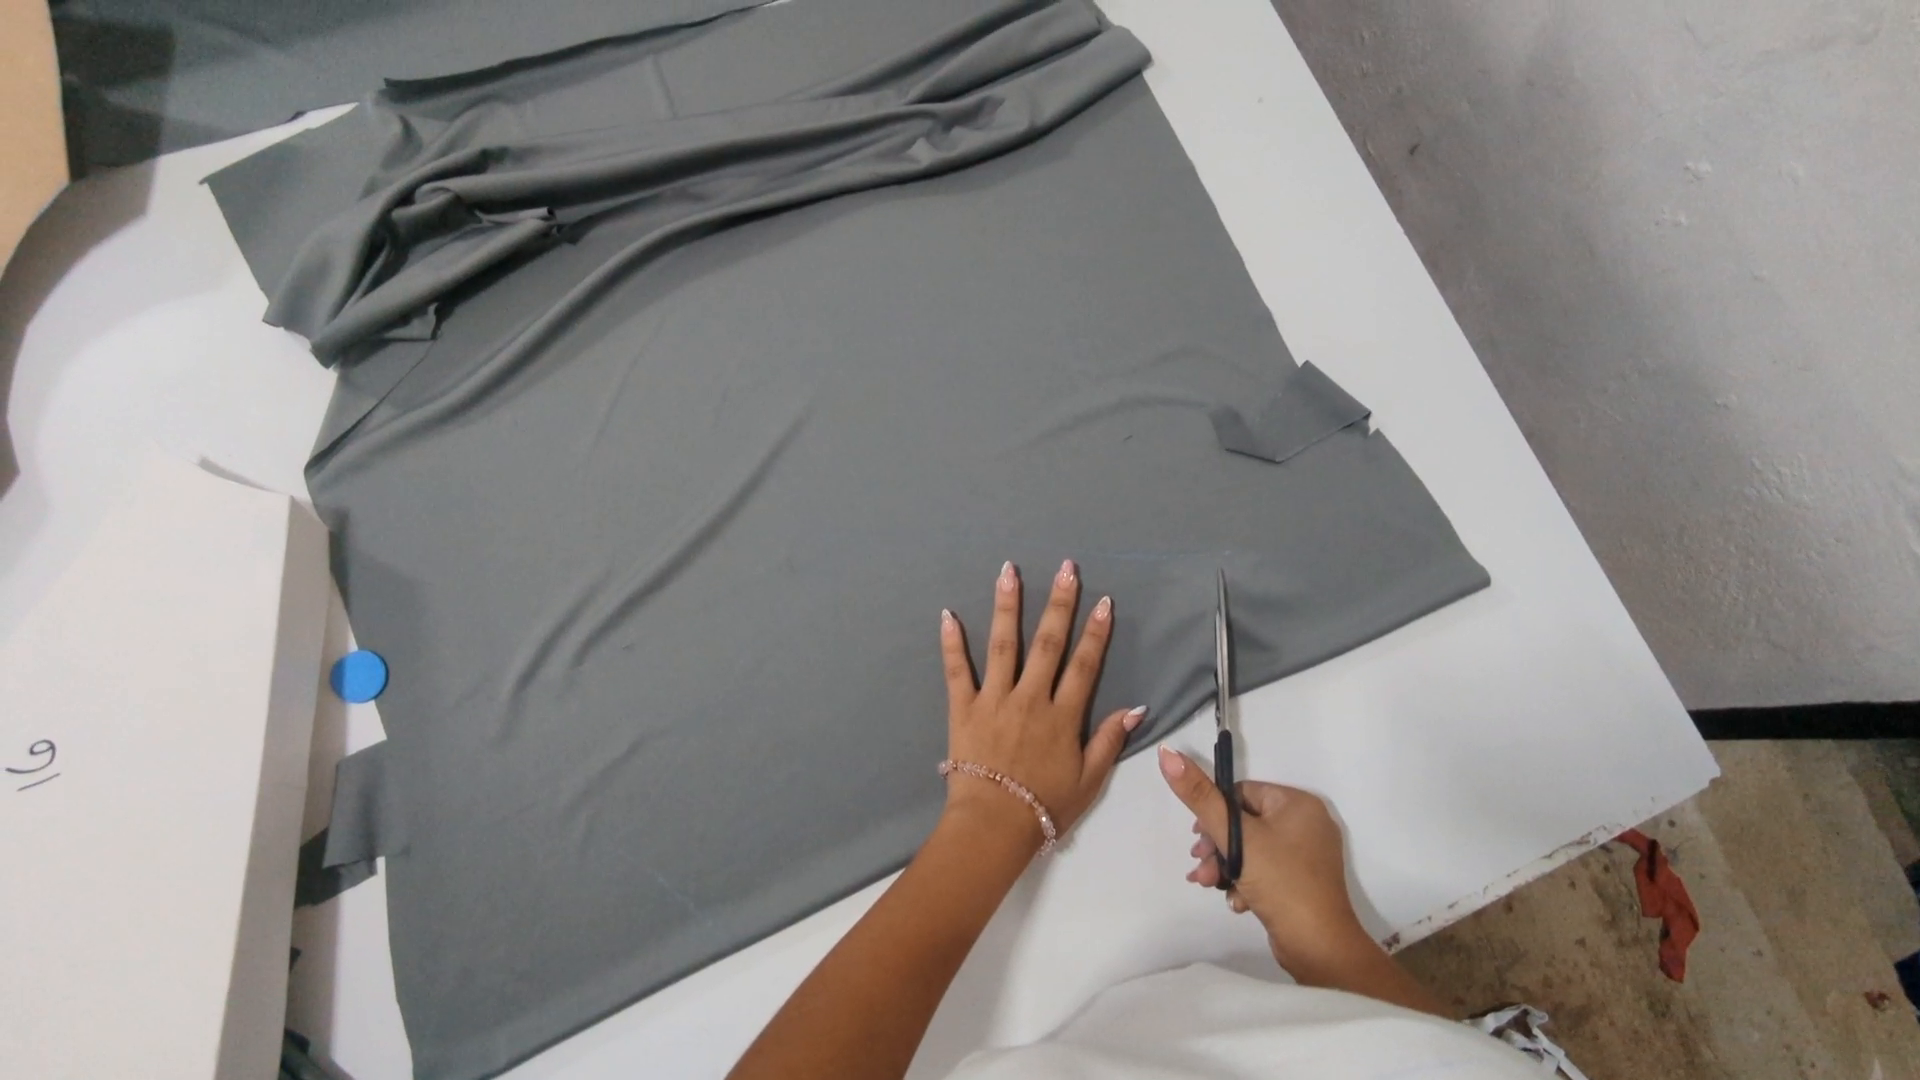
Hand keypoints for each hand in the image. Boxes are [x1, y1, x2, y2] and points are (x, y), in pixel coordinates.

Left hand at [939, 560, 1145, 847]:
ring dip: (1008, 605)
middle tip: (1066, 569)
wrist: (994, 825)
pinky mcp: (963, 707)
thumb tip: (1137, 707)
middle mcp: (1030, 698)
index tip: (1104, 602)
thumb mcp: (1089, 780)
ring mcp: (994, 699)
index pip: (1084, 665)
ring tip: (1009, 570)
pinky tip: (948, 614)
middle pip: (1048, 643)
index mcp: (1063, 715)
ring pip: (1004, 644)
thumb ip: (1110, 740)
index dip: (1096, 633)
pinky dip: (952, 643)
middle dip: (1059, 603)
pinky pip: (957, 670)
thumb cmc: (1044, 806)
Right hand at [1158, 749, 1372, 974]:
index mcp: (1298, 803)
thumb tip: (1168, 752)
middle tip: (1200, 867)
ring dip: (1226, 866)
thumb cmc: (1280, 881)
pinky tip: (1236, 900)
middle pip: (1244, 823)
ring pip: (1251, 848)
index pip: (1241, 793)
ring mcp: (1308, 855)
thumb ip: (1199, 795)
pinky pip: (1266, 869)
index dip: (1214, 814)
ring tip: (1210, 884)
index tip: (1198, 840)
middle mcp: (1307, 823)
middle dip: (1217, 847)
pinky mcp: (1303, 881)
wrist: (1319, 949)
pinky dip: (1246, 881)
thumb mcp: (1235, 836)